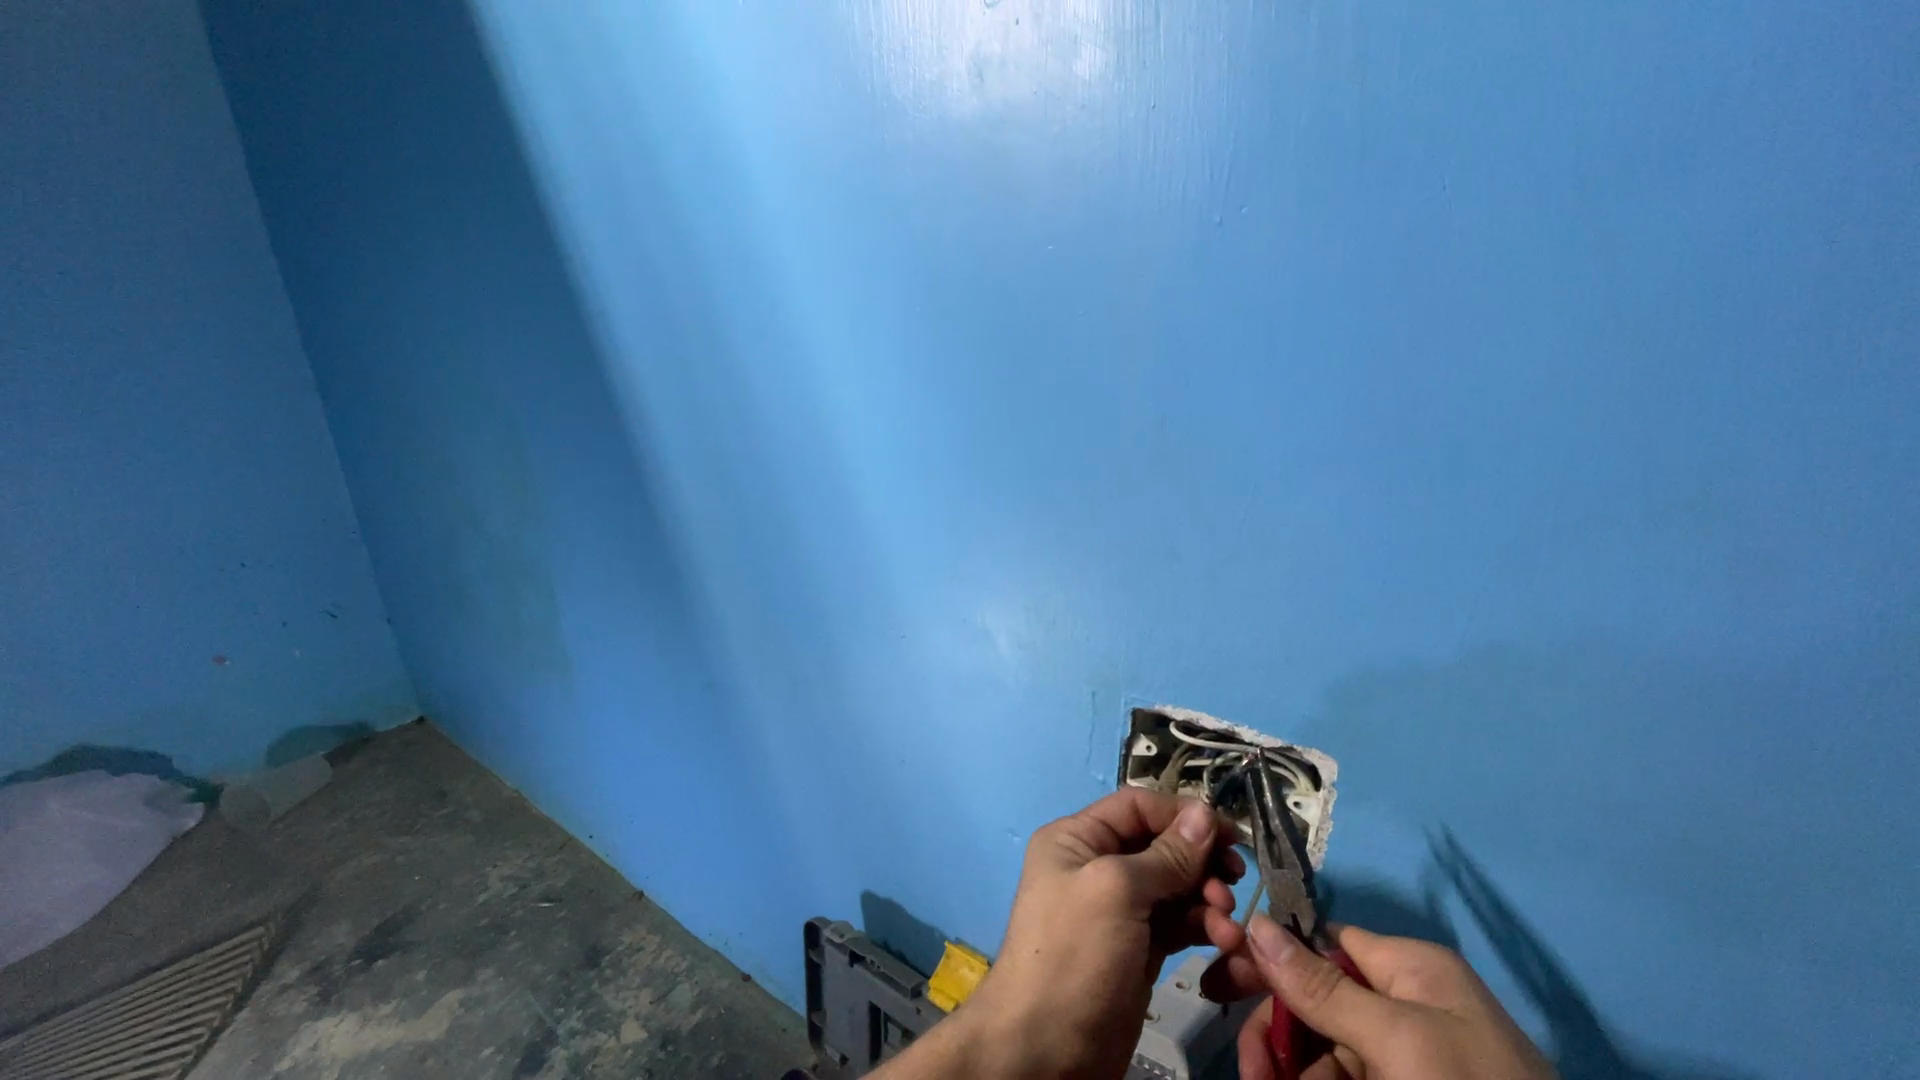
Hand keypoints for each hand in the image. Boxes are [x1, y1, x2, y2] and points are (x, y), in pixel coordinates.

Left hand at [876, 788, 1243, 1079]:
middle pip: (1161, 845)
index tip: (1230, 835)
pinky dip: (1203, 926)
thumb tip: (1205, 812)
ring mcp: (1118, 910)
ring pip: (1175, 886)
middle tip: (1234, 883)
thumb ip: (1166, 853)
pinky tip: (1225, 942)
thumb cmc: (1075, 955)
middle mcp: (1096, 866)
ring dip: (1208, 899)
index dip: (1183, 815)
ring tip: (1227, 925)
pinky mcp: (1138, 949)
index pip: (1137, 806)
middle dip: (1200, 862)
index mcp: (1077, 839)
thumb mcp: (1116, 890)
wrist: (1045, 1049)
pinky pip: (1178, 922)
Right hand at [1206, 916, 1556, 1079]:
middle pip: (1315, 1001)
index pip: (1323, 944)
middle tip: (1247, 1069)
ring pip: (1322, 1052)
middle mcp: (1407, 1006)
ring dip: (1286, 1071)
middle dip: (1274, 1032)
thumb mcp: (1399, 1041)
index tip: (1221, 986)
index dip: (1271, 960)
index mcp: (1412, 971)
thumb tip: (1258, 922)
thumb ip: (1323, 986)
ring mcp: (1406, 1060)